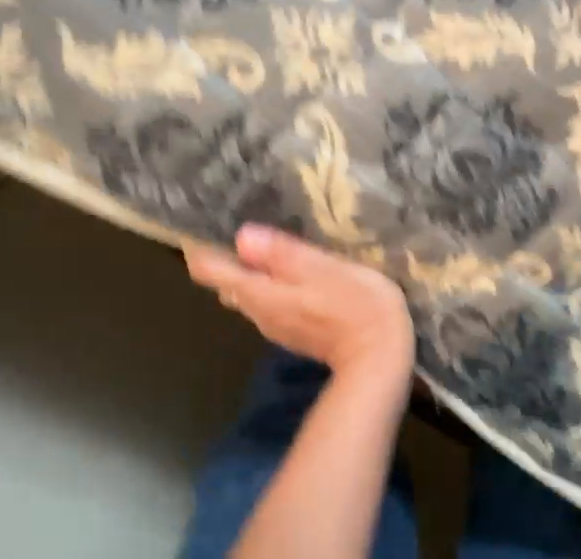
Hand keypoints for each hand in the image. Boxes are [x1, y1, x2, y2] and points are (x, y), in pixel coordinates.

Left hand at [185, 225, 414, 385]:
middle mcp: (258, 312)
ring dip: (253, 273)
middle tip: (245, 228)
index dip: (202, 247)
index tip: (209, 223)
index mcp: (260, 293)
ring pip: (249, 295)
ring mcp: (276, 326)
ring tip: (273, 248)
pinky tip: (296, 275)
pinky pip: (270, 304)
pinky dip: (273, 286)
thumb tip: (242, 236)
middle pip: (228, 283)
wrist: (377, 357)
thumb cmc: (355, 305)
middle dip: (229, 258)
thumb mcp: (326, 269)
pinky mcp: (295, 332)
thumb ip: (283, 254)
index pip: (210, 271)